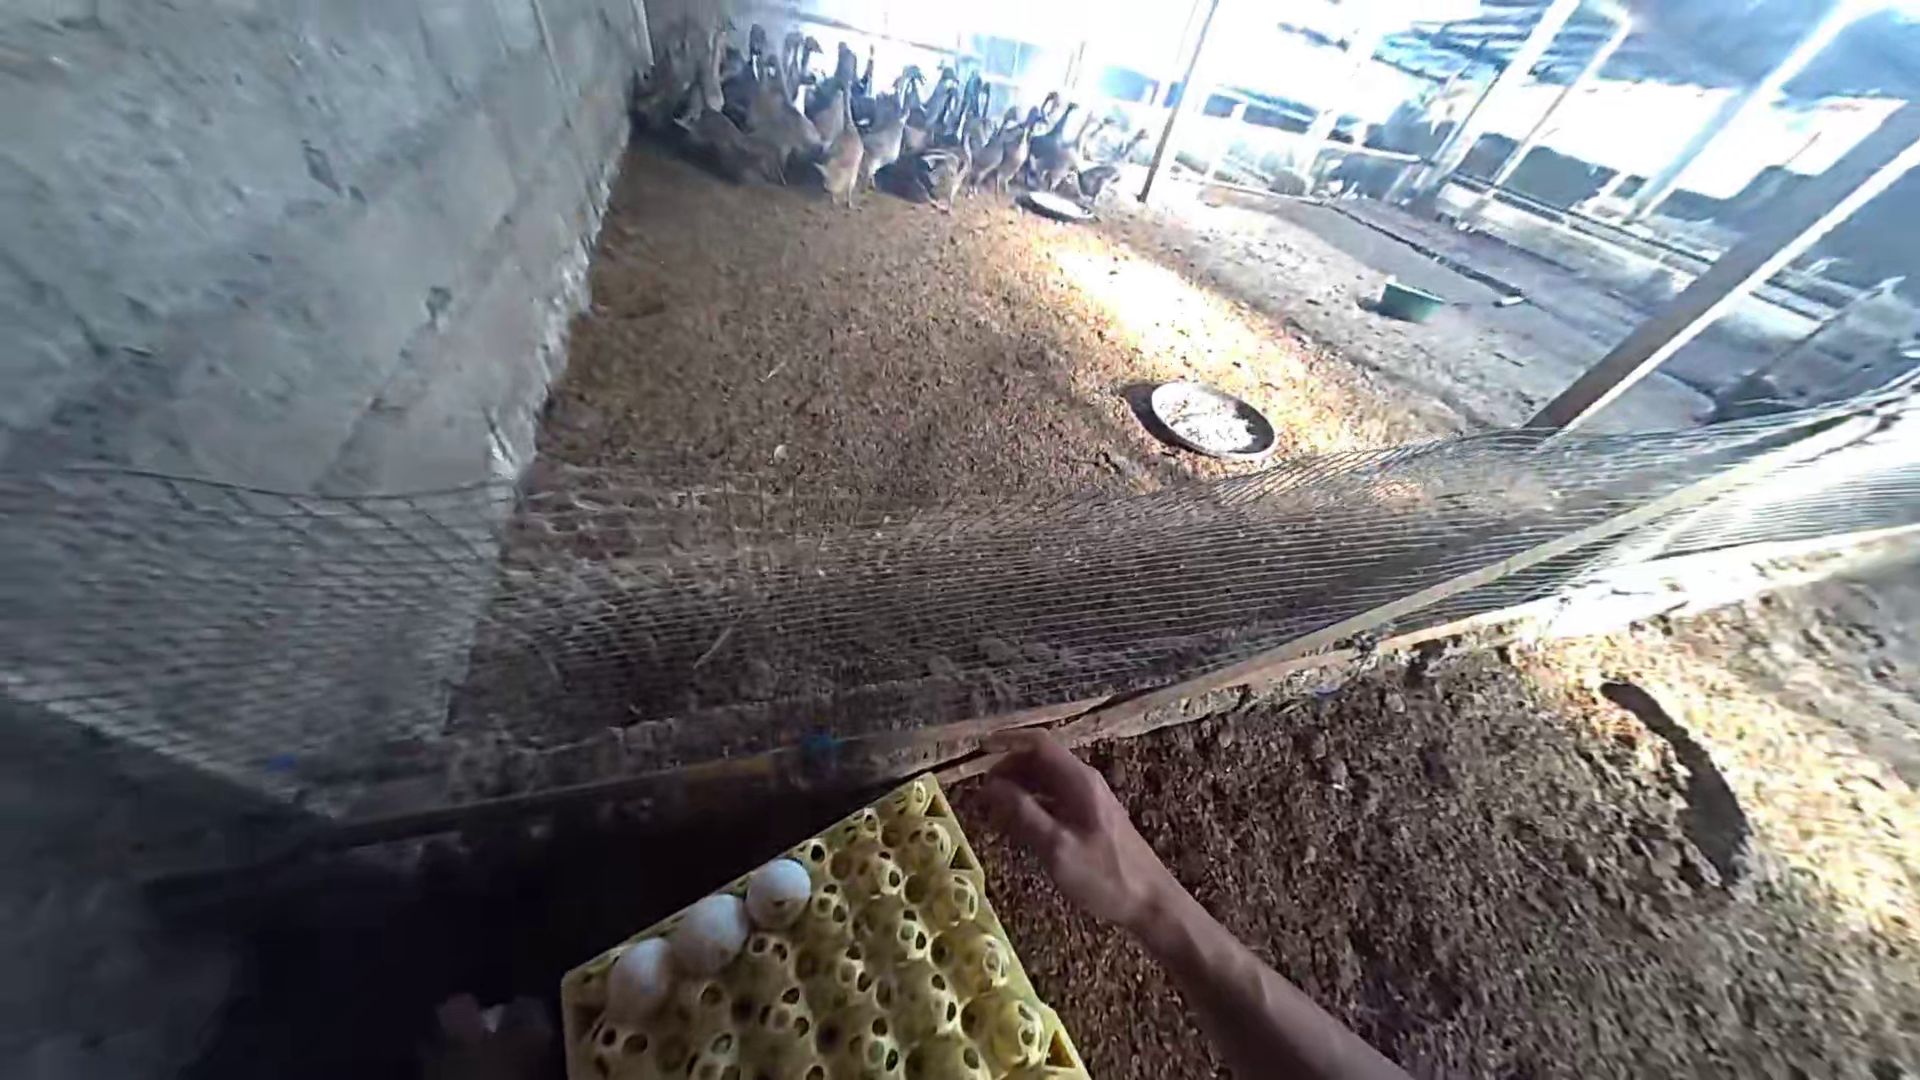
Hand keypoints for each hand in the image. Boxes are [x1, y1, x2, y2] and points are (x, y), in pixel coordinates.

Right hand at [981, 729, 1180, 933]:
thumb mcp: (1057, 848)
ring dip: (1017, 789)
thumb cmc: (1106, 876)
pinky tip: (1017, 827)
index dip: (1008, 739)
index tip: (980, 748)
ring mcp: (1087, 798)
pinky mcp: (1089, 817)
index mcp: (1078, 780)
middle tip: (981, 793)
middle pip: (1039, 760)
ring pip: (1044, 780)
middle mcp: (1083, 781)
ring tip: (992, 811)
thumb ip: (1023, 813)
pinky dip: (1031, 805)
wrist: (1152, 904)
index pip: (1038, 743)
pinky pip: (1053, 798)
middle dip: (1007, 770)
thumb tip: (991, 786)